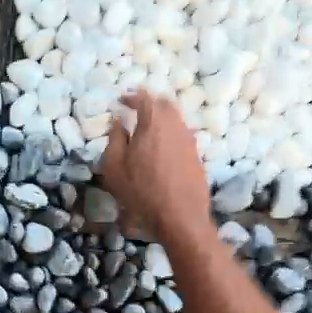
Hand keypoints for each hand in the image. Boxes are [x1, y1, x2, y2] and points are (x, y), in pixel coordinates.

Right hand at [98, 90, 208, 245]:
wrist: (180, 216)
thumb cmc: (141, 191)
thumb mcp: (114, 167)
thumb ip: (115, 139)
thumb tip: (118, 121)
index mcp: (154, 122)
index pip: (144, 97)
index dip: (132, 96)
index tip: (121, 101)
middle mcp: (175, 124)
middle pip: (164, 104)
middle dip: (149, 103)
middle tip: (135, 111)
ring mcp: (189, 139)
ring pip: (175, 119)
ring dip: (161, 119)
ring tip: (146, 131)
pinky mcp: (196, 155)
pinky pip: (181, 135)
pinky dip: (169, 134)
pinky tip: (160, 149)